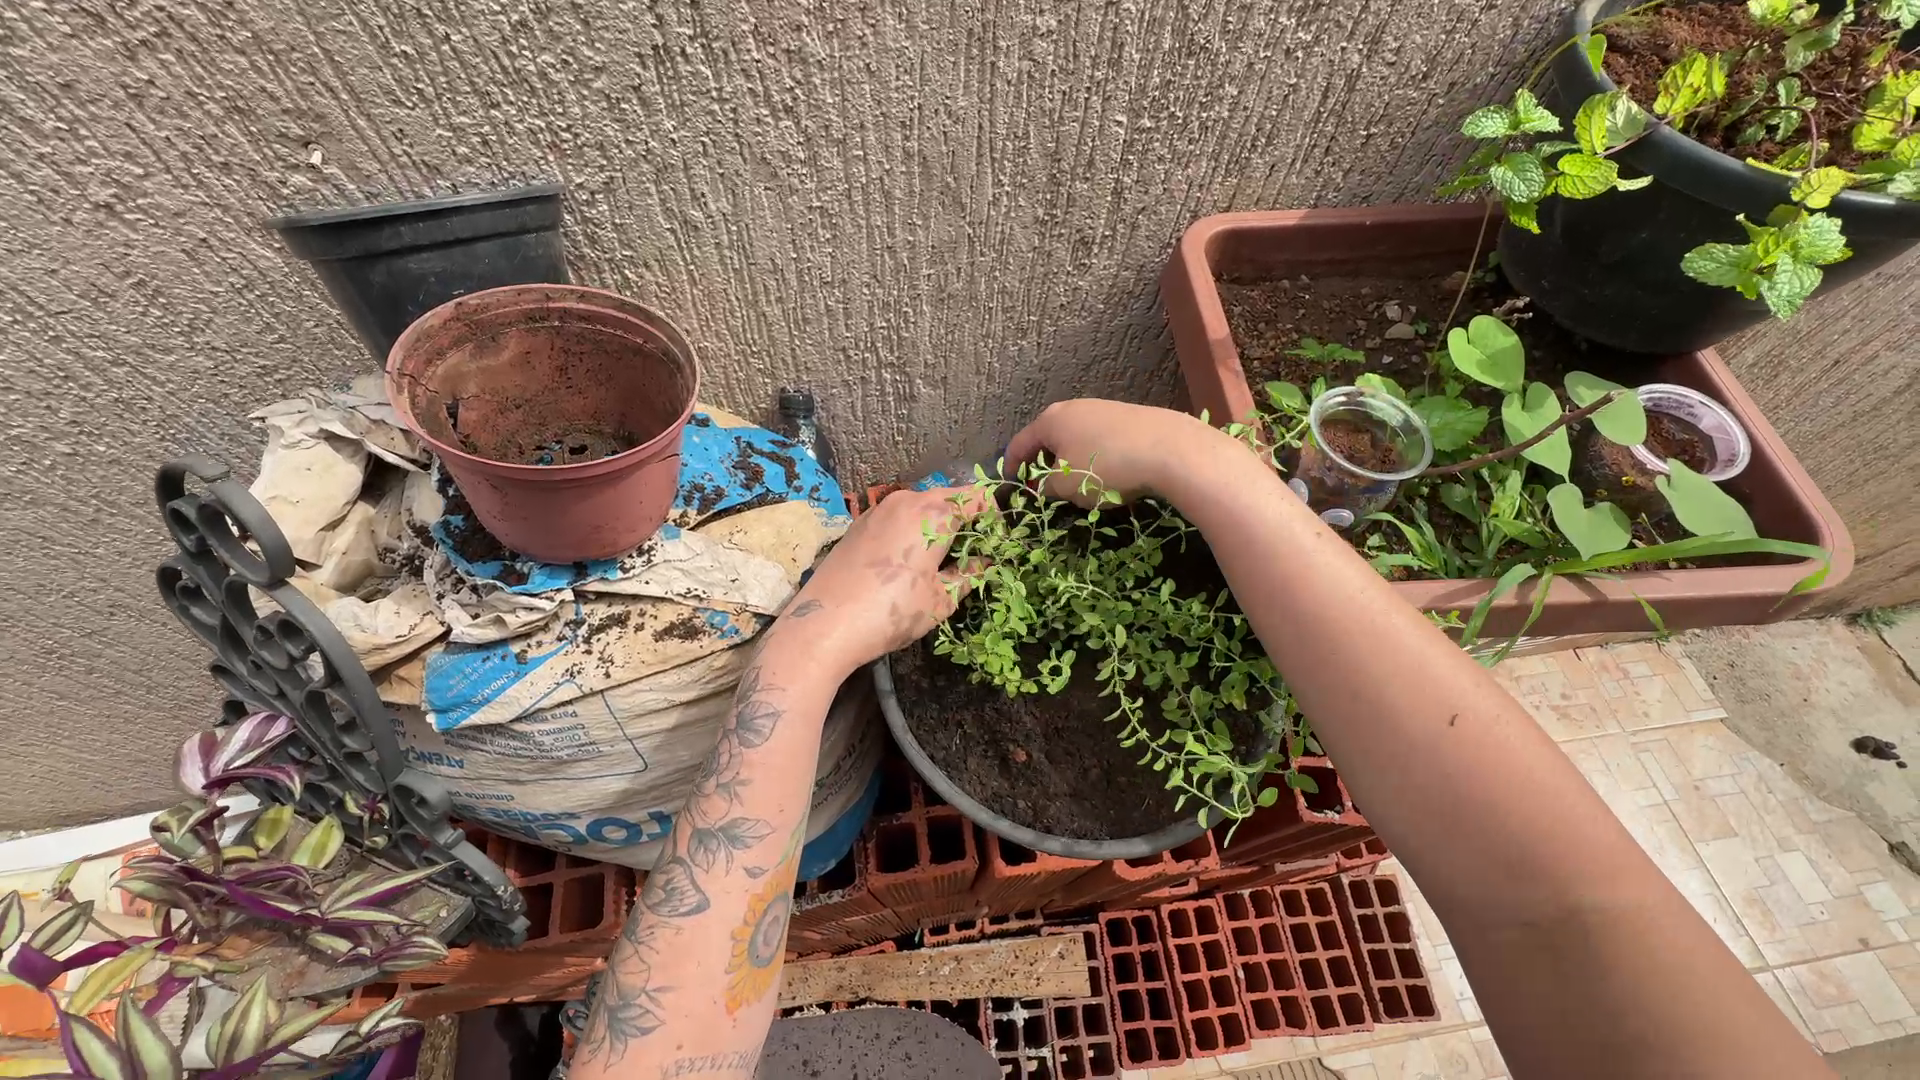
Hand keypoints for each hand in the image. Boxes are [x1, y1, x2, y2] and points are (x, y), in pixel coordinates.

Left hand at [770, 486, 985, 676]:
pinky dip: (913, 531)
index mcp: (934, 512)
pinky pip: (898, 518)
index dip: (995, 517)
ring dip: (939, 526)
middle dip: (967, 521)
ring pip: (921, 507)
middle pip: (949, 499)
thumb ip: (970, 575)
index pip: (978, 498)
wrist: (825, 625)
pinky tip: (911, 562)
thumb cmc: (893, 611)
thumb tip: (986, 563)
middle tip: (976, 554)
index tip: (1000, 543)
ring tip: (945, 560)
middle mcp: (907, 500)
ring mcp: (879, 510)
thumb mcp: (942, 599)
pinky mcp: (859, 524)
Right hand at [1003, 400, 1217, 505]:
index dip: (1011, 467)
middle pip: (1049, 440)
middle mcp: (1073, 408)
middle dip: (1043, 466)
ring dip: (1072, 465)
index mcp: (1050, 420)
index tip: (1010, 486)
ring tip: (1079, 489)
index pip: (1019, 444)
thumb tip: (1044, 486)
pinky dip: (1096, 461)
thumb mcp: (1065, 486)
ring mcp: (1103, 411)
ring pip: (1076, 441)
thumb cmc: (1104, 467)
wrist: (1169, 449)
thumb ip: (1046, 487)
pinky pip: (1101, 443)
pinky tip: (1110, 479)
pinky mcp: (1129, 419)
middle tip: (1044, 491)